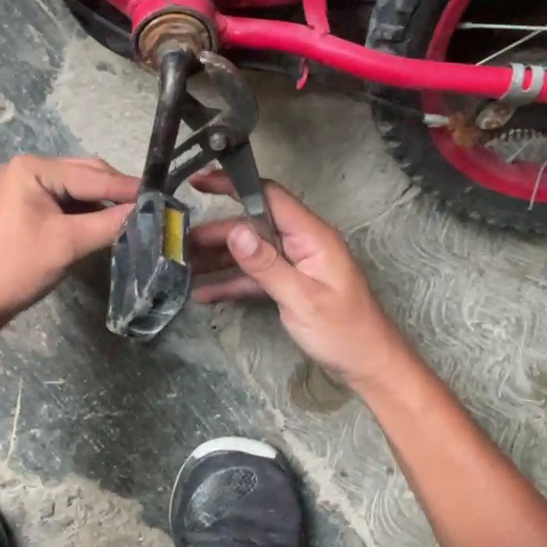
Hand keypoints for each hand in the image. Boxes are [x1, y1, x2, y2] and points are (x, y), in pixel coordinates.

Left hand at [0, 155, 138, 327]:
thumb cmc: (15, 268)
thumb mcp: (67, 244)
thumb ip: (110, 224)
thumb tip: (151, 213)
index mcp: (33, 168)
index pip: (93, 175)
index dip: (130, 189)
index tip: (165, 199)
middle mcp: (28, 170)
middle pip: (86, 176)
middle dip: (117, 194)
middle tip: (154, 211)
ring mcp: (23, 189)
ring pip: (77, 191)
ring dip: (103, 205)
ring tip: (135, 221)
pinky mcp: (24, 210)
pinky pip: (64, 205)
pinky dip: (86, 215)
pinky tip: (106, 227)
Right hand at [189, 173, 411, 387]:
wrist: (369, 364)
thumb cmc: (343, 331)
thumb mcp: (302, 298)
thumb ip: (266, 264)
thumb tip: (235, 231)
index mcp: (311, 236)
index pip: (269, 196)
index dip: (233, 185)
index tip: (200, 181)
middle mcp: (302, 244)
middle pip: (252, 226)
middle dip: (215, 232)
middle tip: (178, 240)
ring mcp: (296, 265)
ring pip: (250, 252)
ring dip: (218, 258)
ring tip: (182, 265)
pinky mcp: (290, 285)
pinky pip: (255, 277)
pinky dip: (231, 283)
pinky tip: (204, 293)